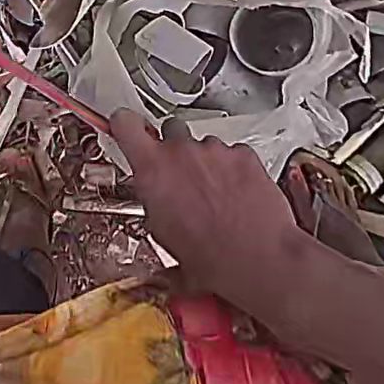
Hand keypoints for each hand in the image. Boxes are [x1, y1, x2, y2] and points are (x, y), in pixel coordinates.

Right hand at [111, 110, 310, 305]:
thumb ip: (153, 197)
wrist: (258, 260)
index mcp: (153, 168)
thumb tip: (155, 192)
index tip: (128, 125)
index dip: (126, 123)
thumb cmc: (210, 256)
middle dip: (175, 150)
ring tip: (217, 196)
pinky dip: (234, 169)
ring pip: (204, 145)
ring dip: (207, 163)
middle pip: (171, 130)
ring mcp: (214, 149)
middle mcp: (180, 151)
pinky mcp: (242, 153)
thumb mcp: (161, 231)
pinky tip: (237, 195)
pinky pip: (232, 153)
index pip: (126, 123)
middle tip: (185, 178)